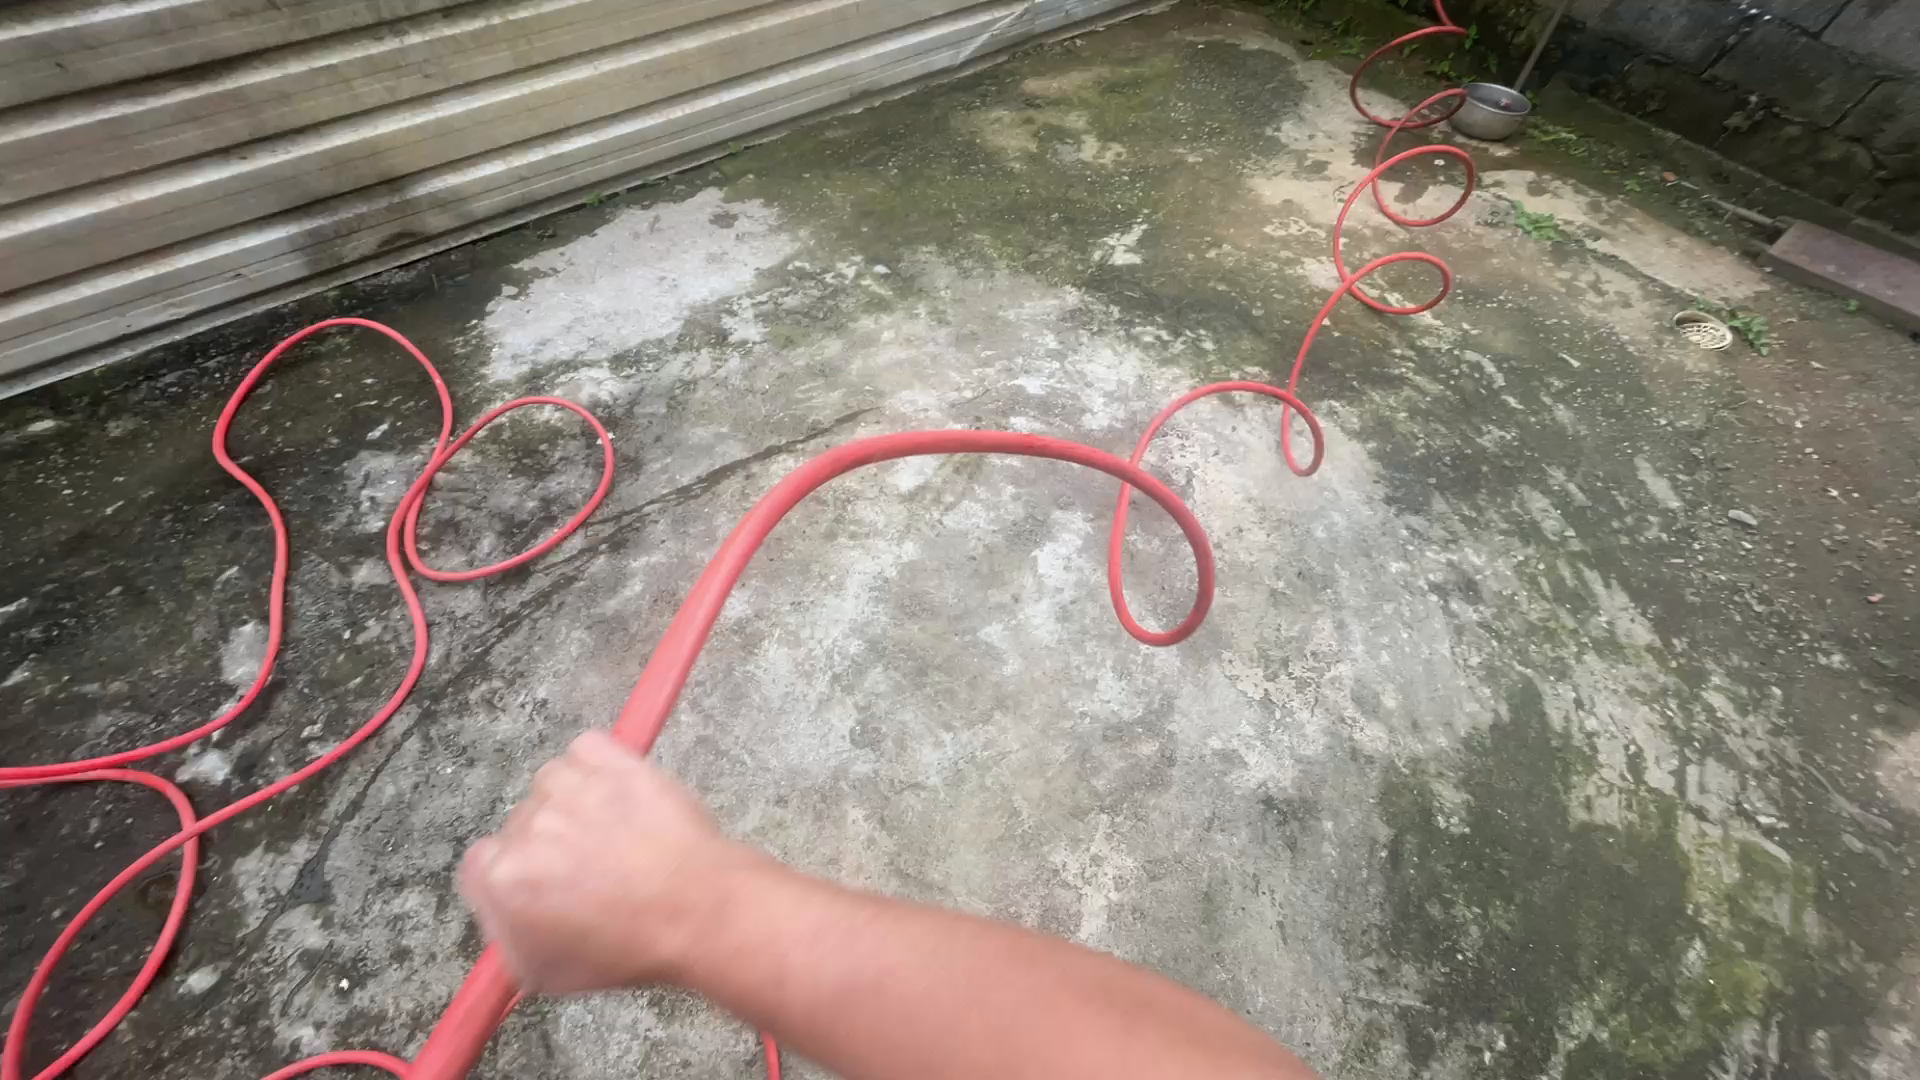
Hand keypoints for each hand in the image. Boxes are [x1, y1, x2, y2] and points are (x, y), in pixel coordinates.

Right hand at [457, 730, 754, 992]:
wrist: (696, 908)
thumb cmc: (626, 946)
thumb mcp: (541, 970)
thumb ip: (503, 932)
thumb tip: (501, 901)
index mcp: (505, 878)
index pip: (484, 860)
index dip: (517, 871)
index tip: (544, 878)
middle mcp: (533, 826)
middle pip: (522, 818)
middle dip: (551, 838)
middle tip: (591, 859)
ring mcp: (579, 789)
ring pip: (555, 779)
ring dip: (574, 796)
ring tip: (609, 823)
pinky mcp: (620, 764)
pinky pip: (589, 746)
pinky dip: (598, 760)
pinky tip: (616, 787)